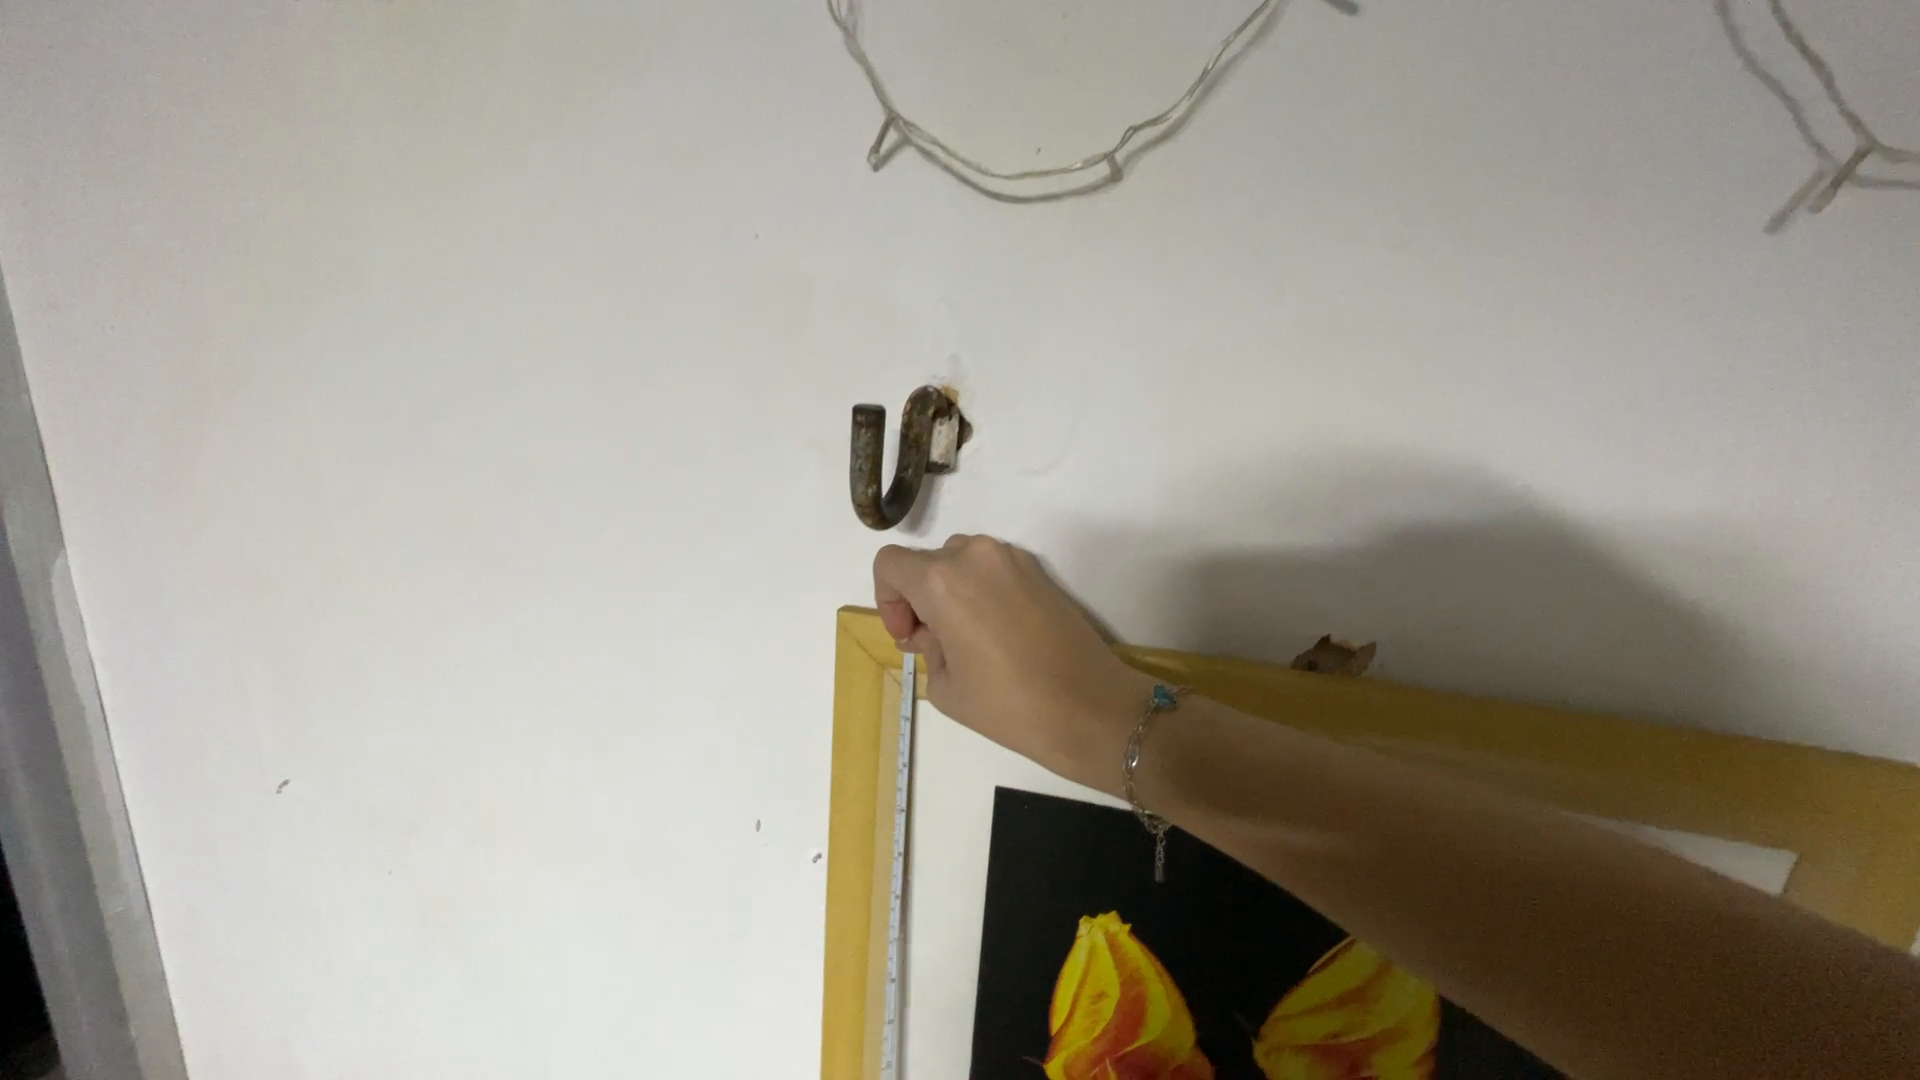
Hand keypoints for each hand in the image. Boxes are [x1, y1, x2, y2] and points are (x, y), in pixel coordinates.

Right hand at [872, 535, 1152, 789]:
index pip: (890, 564)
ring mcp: (1012, 558)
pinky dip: (981, 591)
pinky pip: (992, 570)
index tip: (910, 635)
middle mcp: (975, 555)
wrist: (1089, 707)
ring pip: (960, 561)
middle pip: (927, 562)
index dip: (888, 600)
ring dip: (951, 591)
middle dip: (919, 598)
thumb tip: (932, 632)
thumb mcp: (946, 687)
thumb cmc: (1009, 704)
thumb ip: (927, 647)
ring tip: (967, 638)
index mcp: (942, 580)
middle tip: (936, 644)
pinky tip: (998, 634)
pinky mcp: (1039, 571)